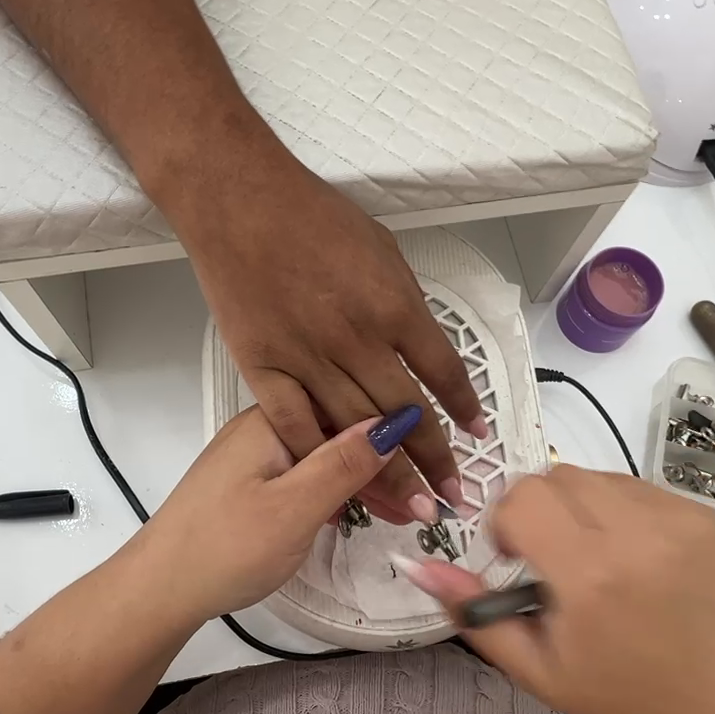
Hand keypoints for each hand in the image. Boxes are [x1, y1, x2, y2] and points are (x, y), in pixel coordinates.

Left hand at [132, 404, 422, 622]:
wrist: (157, 590)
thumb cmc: (225, 548)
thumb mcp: (295, 507)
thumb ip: (345, 463)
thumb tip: (396, 421)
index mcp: (275, 419)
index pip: (353, 409)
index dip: (400, 439)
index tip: (436, 472)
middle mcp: (266, 425)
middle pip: (342, 433)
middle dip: (389, 465)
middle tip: (428, 502)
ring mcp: (256, 454)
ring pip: (327, 457)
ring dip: (366, 482)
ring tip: (405, 512)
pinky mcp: (251, 482)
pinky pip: (307, 475)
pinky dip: (336, 493)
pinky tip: (358, 510)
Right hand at [171, 159, 485, 524]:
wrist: (237, 203)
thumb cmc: (311, 215)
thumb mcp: (381, 248)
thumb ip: (404, 303)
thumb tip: (421, 348)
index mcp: (393, 305)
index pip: (443, 371)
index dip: (465, 408)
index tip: (478, 435)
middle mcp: (358, 340)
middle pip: (406, 416)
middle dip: (436, 463)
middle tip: (455, 499)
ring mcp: (308, 359)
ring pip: (357, 433)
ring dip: (391, 475)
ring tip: (415, 510)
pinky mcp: (263, 370)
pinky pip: (298, 428)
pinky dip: (323, 461)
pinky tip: (345, 489)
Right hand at [397, 466, 714, 713]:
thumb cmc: (625, 694)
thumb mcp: (536, 668)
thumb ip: (472, 613)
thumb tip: (413, 565)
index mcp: (591, 574)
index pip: (522, 498)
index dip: (507, 525)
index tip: (521, 560)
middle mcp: (639, 533)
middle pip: (555, 476)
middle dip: (540, 510)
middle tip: (556, 560)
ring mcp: (682, 518)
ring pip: (597, 476)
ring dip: (583, 509)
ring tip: (602, 560)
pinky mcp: (710, 514)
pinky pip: (641, 488)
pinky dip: (624, 513)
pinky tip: (640, 559)